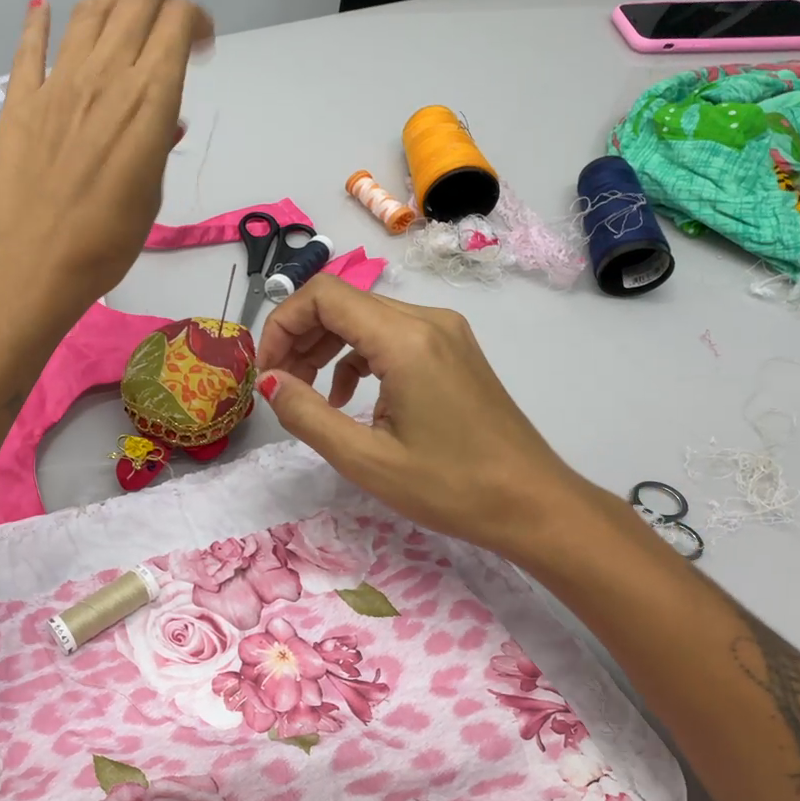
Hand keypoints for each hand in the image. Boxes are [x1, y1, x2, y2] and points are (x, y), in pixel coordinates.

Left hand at [0, 0, 214, 316]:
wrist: (33, 263)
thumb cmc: (104, 243)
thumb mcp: (150, 195)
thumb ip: (154, 145)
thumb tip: (157, 122)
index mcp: (148, 99)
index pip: (177, 22)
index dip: (195, 18)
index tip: (201, 41)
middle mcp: (105, 77)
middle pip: (137, 0)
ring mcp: (57, 85)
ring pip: (88, 13)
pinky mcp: (20, 102)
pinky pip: (30, 50)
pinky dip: (37, 24)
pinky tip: (42, 7)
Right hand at [255, 275, 596, 559]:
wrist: (533, 504)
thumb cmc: (450, 487)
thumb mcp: (364, 459)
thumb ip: (306, 414)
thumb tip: (268, 381)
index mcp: (405, 340)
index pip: (323, 296)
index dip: (282, 325)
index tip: (266, 372)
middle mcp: (427, 321)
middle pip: (342, 302)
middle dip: (298, 338)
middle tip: (278, 387)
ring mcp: (444, 333)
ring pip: (363, 318)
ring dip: (322, 348)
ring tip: (303, 394)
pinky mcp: (451, 351)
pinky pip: (387, 336)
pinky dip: (353, 358)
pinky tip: (344, 399)